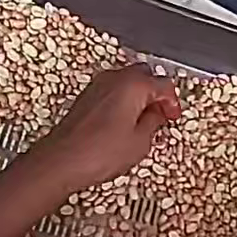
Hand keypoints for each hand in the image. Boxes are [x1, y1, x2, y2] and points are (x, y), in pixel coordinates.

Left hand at [23, 64, 180, 195]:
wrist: (62, 161)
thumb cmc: (100, 152)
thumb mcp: (141, 142)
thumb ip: (154, 122)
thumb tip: (157, 114)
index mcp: (134, 85)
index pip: (164, 85)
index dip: (173, 102)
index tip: (173, 117)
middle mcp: (115, 78)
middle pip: (145, 76)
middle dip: (156, 94)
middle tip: (162, 116)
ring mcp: (98, 86)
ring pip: (127, 82)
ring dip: (139, 97)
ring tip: (144, 122)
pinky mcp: (86, 97)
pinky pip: (112, 91)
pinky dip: (123, 101)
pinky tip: (125, 123)